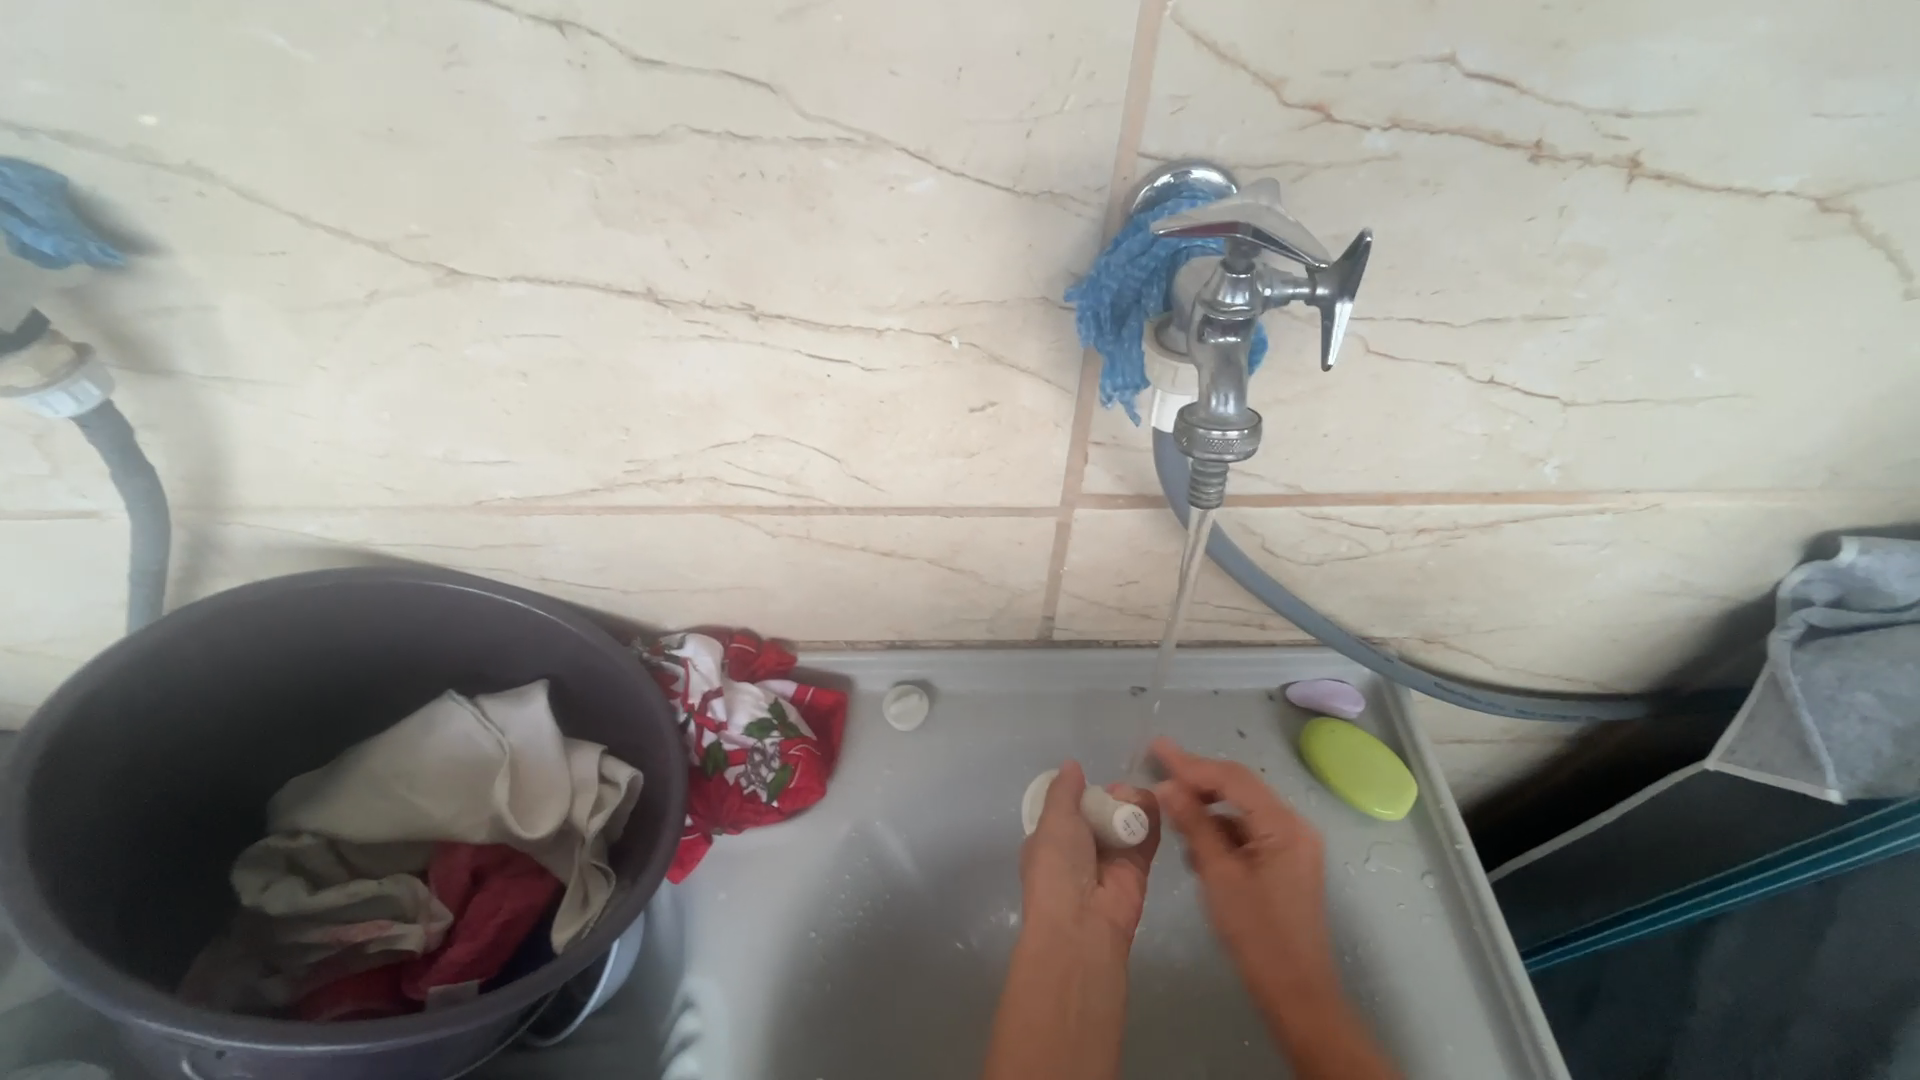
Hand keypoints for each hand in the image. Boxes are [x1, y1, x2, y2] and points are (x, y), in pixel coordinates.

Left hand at [1019, 761, 1161, 947]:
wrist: (1082, 923)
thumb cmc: (1057, 866)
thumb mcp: (1053, 820)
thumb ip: (1064, 791)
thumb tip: (1071, 765)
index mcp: (1051, 841)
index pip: (1067, 810)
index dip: (1080, 793)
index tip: (1090, 779)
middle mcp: (1080, 850)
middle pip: (1099, 813)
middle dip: (1109, 796)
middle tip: (1119, 789)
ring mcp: (1109, 860)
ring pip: (1123, 822)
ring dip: (1130, 805)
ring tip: (1134, 795)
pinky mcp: (1137, 870)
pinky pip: (1145, 838)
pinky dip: (1150, 819)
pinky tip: (1153, 801)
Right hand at [1152, 738, 1397, 1079]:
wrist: (1297, 993)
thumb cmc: (1257, 935)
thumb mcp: (1219, 876)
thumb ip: (1195, 825)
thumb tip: (1168, 786)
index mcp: (1283, 825)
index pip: (1231, 778)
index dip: (1190, 762)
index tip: (1156, 748)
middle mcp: (1294, 826)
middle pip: (1239, 787)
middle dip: (1197, 779)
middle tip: (1157, 767)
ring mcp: (1292, 845)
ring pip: (1242, 809)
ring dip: (1207, 805)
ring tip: (1170, 807)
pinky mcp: (1285, 863)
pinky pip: (1248, 831)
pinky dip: (1220, 829)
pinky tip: (1194, 842)